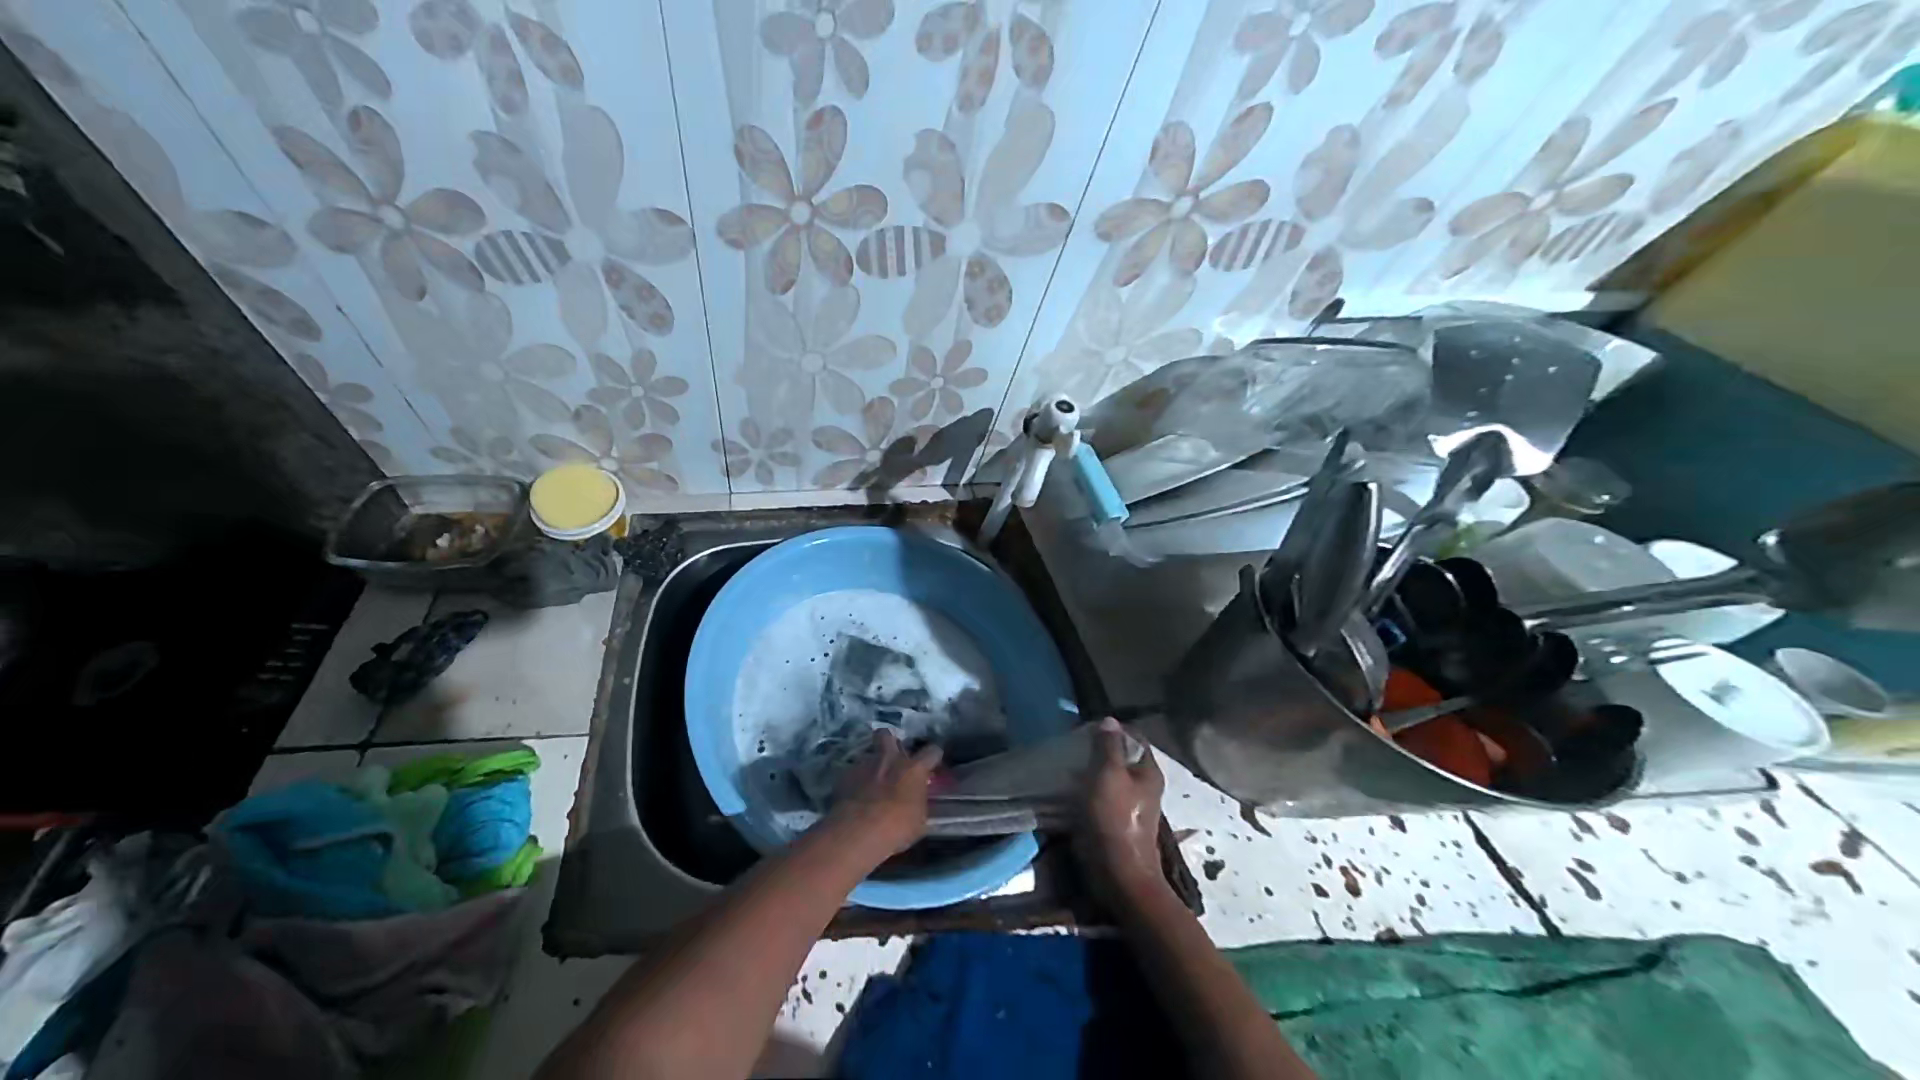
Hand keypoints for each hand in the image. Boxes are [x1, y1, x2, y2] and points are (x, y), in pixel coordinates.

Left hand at [823, 730, 941, 862]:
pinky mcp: (844, 775)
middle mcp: (889, 759)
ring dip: (871, 766)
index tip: (932, 763)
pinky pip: (852, 773)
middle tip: (891, 756)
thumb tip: (917, 800)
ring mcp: (864, 765)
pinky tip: (853, 796)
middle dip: (889, 741)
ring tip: (869, 783)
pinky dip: (855, 782)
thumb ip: (918, 803)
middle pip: (887, 735)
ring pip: (867, 756)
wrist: (858, 831)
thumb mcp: (919, 820)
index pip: (931, 751)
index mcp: (913, 769)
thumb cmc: (897, 828)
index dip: (933, 756)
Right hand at [1075, 717, 1167, 904]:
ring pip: (1111, 776)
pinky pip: (1103, 795)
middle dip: (1099, 750)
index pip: (1134, 737)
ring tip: (1068, 768)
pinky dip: (1089, 790)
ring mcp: (1132, 804)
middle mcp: (1145, 785)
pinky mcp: (1118, 820)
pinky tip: (1072, 791)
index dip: (1113, 729)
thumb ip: (1108, 747)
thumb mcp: (1108, 776)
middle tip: (1074, 748)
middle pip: (1122, 756)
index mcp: (1149, 771)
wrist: (1118, 875)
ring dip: (1091, 770)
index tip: (1087, 730)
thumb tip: (1109, 721)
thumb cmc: (1114, 820)